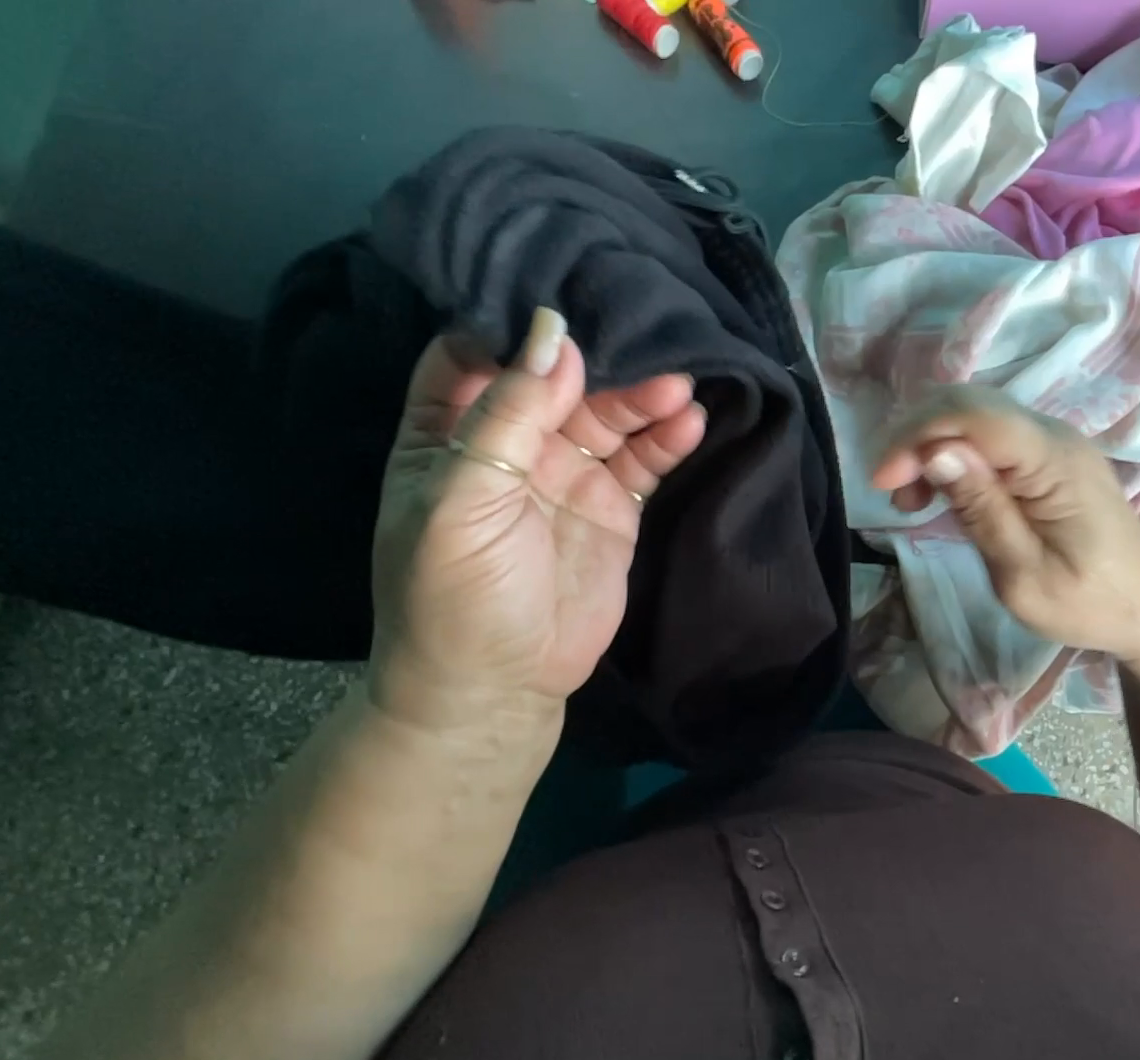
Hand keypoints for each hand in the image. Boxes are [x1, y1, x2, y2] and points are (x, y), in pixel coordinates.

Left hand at [368, 308, 706, 731]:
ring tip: (680, 385)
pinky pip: (642, 460)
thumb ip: (507, 413)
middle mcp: (511, 445)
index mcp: (449, 433)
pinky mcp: (614, 507)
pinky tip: (690, 422)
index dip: (516, 326)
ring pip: (608, 418)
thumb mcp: (464, 498)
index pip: (478, 355)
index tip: (565, 296)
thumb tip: (551, 329)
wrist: (502, 684)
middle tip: (646, 338)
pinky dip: (666, 439)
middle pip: (558, 381)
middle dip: (600, 359)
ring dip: (643, 399)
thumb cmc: (457, 593)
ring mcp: (567, 475)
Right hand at [871, 385, 1139, 664]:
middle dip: (918, 437)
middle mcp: (1056, 436)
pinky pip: (992, 438)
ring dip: (932, 446)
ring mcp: (1056, 443)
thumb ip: (982, 510)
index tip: (881, 481)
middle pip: (971, 405)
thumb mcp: (1024, 574)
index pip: (974, 416)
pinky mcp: (1051, 459)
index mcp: (1055, 461)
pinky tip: (942, 492)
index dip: (918, 436)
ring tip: (911, 499)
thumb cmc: (1089, 604)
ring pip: (976, 417)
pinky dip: (956, 457)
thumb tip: (936, 451)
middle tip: (891, 492)